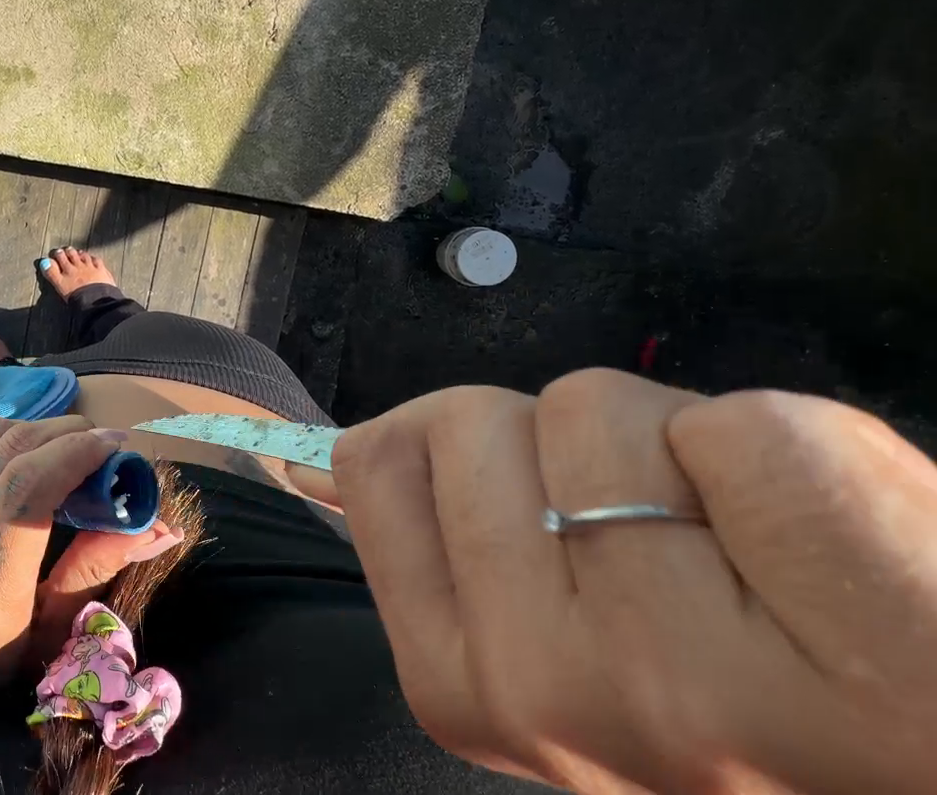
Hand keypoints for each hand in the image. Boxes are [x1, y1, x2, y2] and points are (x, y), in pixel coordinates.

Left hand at [0, 416, 184, 741]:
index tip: (116, 444)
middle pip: (9, 454)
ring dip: (35, 429)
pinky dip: (1, 434)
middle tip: (101, 442)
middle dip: (65, 434)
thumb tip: (157, 526)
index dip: (75, 454)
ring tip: (67, 445)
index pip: (26, 491)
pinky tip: (24, 449)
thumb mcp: (46, 635)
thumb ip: (94, 571)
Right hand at [333, 369, 936, 793]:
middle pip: (474, 420)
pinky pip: (752, 433)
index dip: (465, 453)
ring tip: (756, 545)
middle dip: (563, 441)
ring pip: (595, 412)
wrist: (935, 759)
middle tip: (657, 537)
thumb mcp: (537, 628)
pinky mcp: (881, 649)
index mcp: (462, 687)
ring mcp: (702, 686)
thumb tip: (297, 451)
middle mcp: (553, 697)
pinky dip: (805, 453)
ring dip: (675, 439)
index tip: (541, 517)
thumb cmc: (717, 680)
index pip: (377, 460)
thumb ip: (433, 535)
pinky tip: (848, 554)